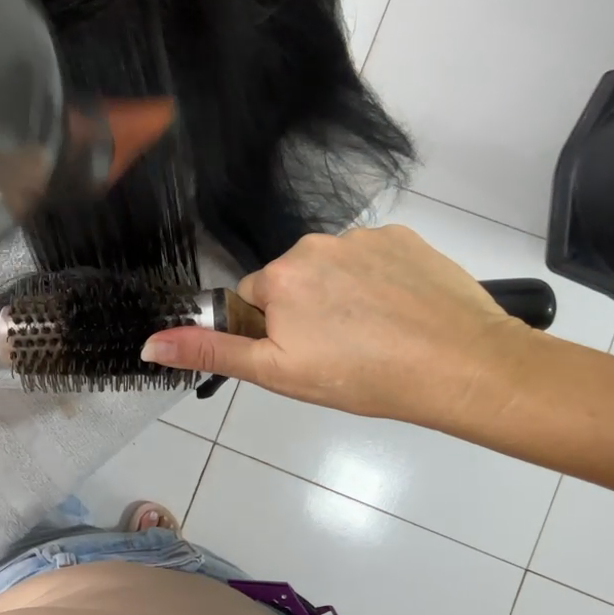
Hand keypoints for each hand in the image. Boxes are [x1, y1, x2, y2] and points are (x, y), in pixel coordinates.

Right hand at [140, 226, 541, 426]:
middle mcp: (316, 244)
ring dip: (340, 296)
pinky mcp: (406, 238)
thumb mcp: (277, 373)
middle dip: (303, 310)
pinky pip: (371, 259)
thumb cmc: (363, 377)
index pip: (253, 299)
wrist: (465, 368)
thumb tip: (148, 342)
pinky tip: (399, 313)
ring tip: (374, 335)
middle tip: (337, 351)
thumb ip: (211, 352)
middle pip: (291, 281)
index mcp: (280, 275)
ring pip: (331, 270)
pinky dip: (377, 282)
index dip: (272, 332)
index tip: (303, 356)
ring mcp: (365, 237)